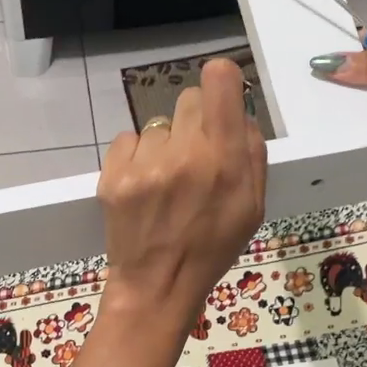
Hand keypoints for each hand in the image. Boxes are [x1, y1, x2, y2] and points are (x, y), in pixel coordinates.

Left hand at [97, 58, 266, 336]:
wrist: (157, 285)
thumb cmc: (211, 249)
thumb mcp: (252, 208)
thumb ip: (251, 154)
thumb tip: (237, 113)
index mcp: (225, 160)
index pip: (219, 81)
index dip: (221, 83)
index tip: (220, 98)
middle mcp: (185, 154)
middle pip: (188, 99)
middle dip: (194, 122)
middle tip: (193, 157)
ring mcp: (145, 165)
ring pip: (157, 127)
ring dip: (163, 147)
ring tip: (165, 185)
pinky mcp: (114, 176)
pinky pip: (127, 141)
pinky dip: (135, 159)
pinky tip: (143, 188)